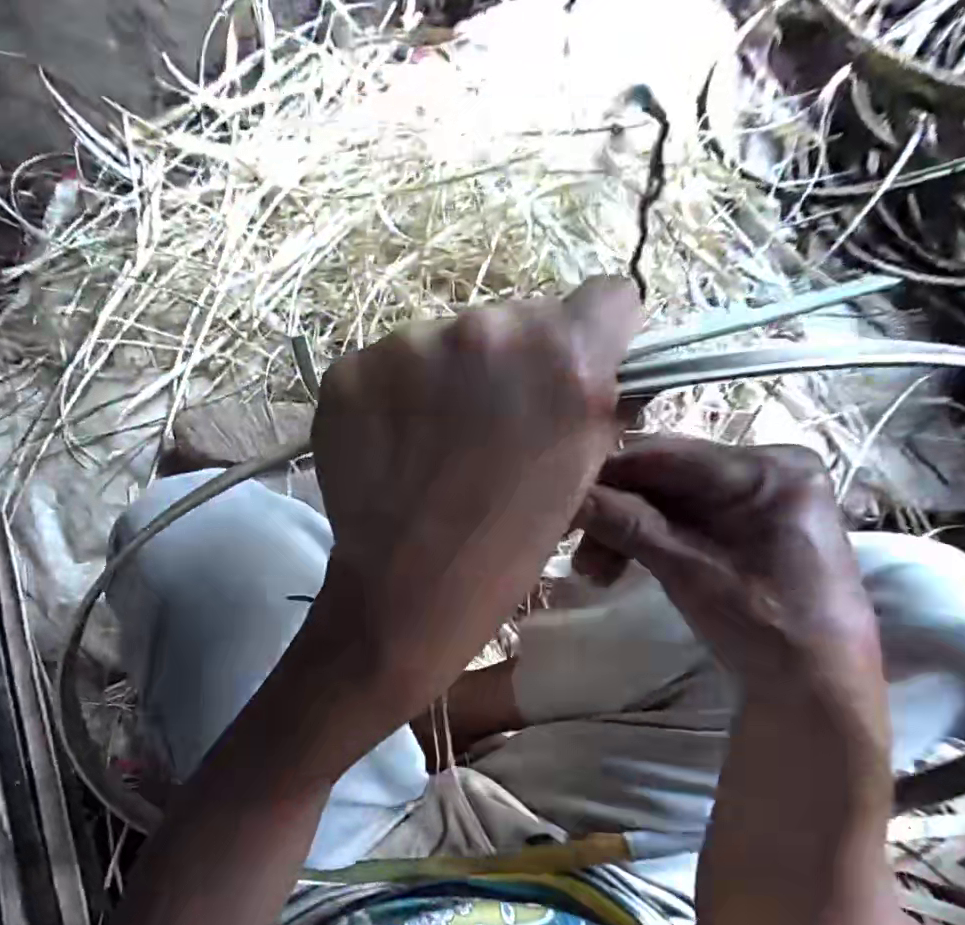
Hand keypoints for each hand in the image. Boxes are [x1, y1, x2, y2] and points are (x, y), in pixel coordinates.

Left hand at [311, 277, 642, 711]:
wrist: (409, 588)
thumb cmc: (511, 542)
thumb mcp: (584, 472)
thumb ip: (600, 401)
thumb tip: (602, 366)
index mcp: (565, 357)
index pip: (609, 295)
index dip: (603, 332)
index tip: (581, 366)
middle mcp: (491, 330)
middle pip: (522, 316)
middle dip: (520, 360)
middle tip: (498, 424)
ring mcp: (413, 342)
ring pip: (452, 337)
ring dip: (456, 374)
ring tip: (441, 442)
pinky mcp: (355, 366)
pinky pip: (394, 362)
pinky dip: (401, 393)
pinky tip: (400, 444)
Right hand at [575, 437, 883, 722]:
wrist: (820, 693)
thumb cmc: (768, 632)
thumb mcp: (692, 575)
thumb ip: (629, 528)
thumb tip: (569, 498)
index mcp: (772, 470)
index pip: (671, 457)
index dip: (610, 475)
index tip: (564, 499)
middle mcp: (773, 468)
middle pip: (671, 476)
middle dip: (619, 511)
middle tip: (577, 553)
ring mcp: (766, 497)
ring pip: (676, 499)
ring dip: (632, 529)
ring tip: (596, 574)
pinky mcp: (756, 525)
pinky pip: (693, 517)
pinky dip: (656, 538)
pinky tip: (627, 564)